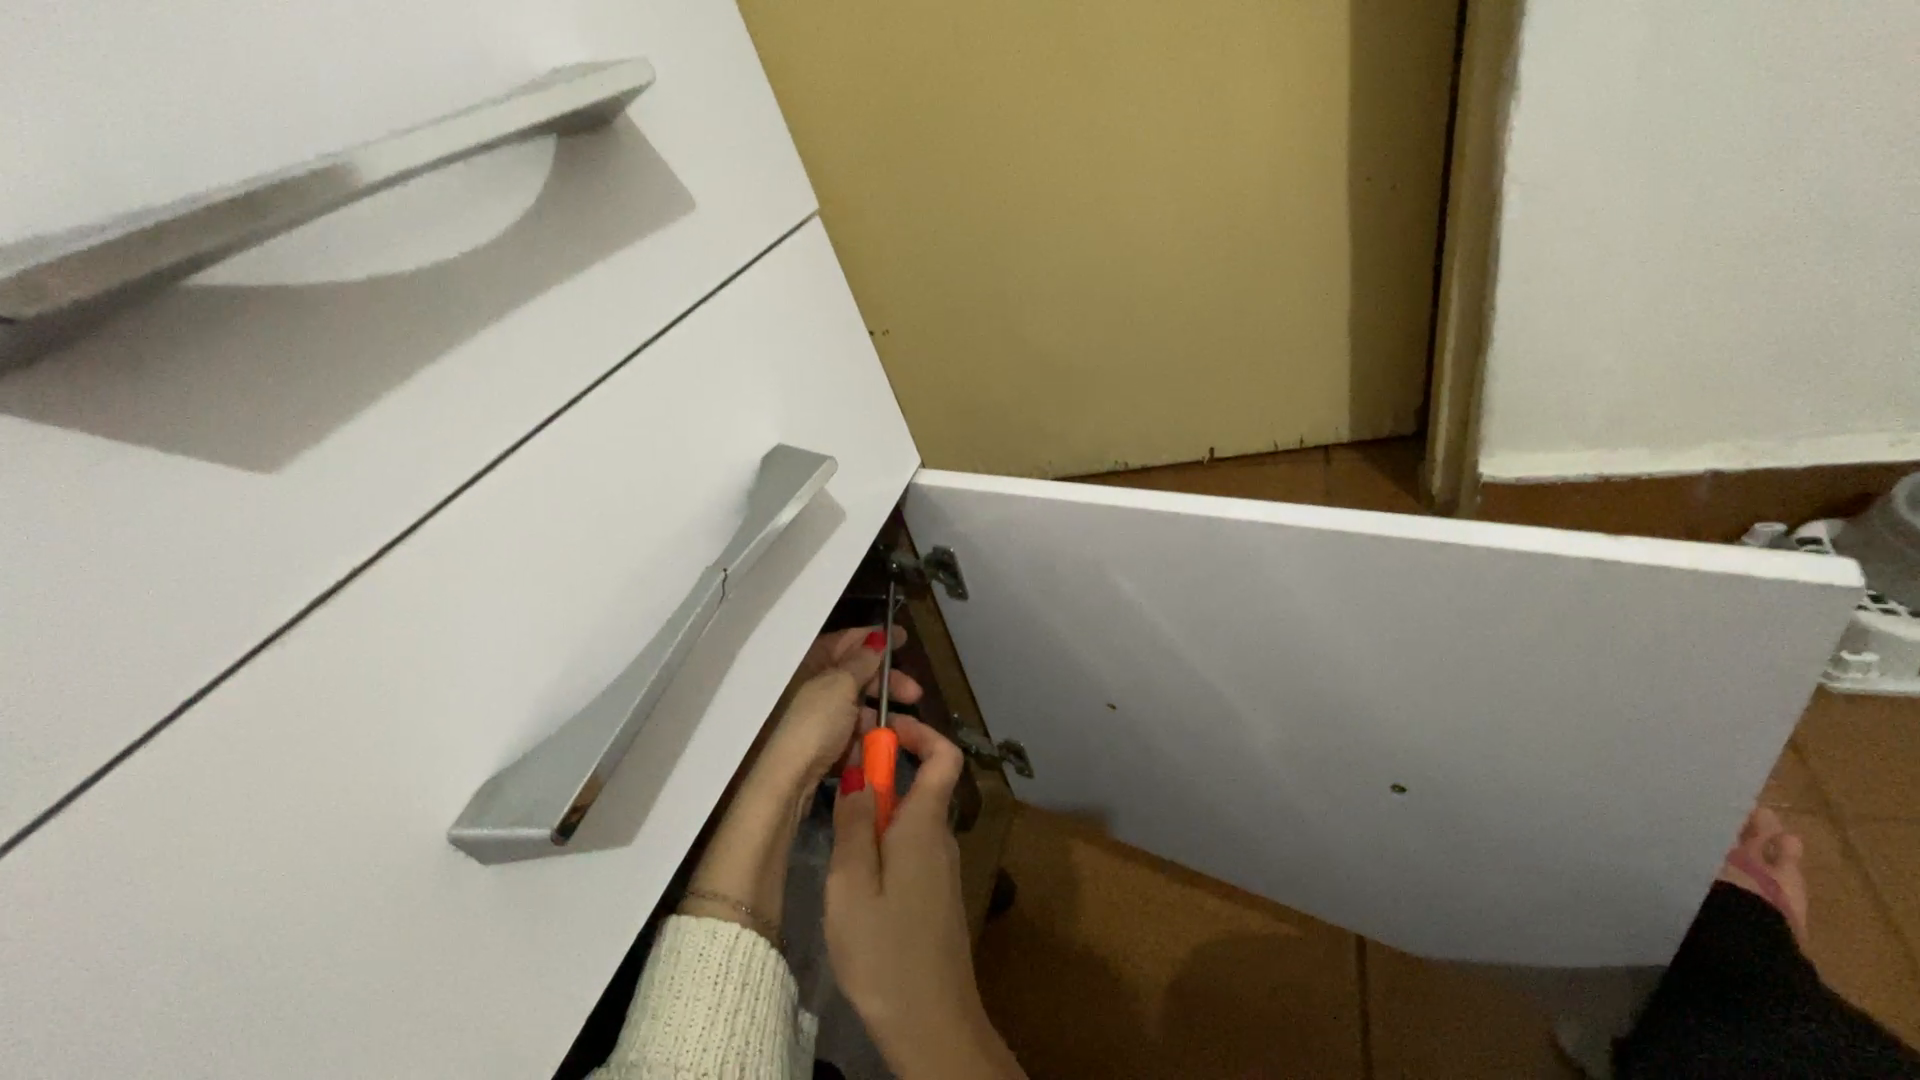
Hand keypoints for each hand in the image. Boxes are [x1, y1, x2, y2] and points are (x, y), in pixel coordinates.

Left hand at [759, 625, 922, 791]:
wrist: (788, 780)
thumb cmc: (814, 722)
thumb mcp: (840, 685)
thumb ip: (861, 661)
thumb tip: (876, 640)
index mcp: (808, 664)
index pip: (844, 641)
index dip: (873, 638)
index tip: (904, 638)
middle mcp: (810, 687)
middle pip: (855, 676)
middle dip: (886, 682)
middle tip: (914, 693)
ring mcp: (816, 719)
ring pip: (857, 709)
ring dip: (881, 714)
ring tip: (902, 728)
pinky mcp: (821, 747)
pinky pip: (852, 735)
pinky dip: (868, 737)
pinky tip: (885, 746)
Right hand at [826, 715, 1024, 1078]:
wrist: (932, 1023)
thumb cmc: (885, 951)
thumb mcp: (850, 884)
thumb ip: (854, 825)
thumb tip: (861, 779)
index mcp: (925, 826)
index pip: (943, 756)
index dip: (918, 732)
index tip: (879, 730)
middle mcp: (941, 839)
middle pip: (922, 786)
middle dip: (882, 776)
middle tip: (838, 787)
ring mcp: (942, 870)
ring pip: (910, 821)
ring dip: (877, 814)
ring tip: (836, 839)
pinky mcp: (935, 896)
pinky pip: (910, 850)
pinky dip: (883, 845)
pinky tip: (854, 880)